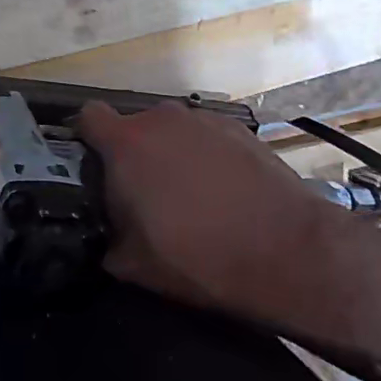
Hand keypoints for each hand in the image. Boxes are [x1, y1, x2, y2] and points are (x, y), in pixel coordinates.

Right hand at [77, 100, 357, 323]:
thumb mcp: (134, 264)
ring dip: (170, 152)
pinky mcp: (242, 131)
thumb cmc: (200, 256)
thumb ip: (106, 241)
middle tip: (143, 192)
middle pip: (132, 124)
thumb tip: (104, 240)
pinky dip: (207, 156)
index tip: (94, 165)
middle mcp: (161, 120)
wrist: (294, 254)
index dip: (86, 137)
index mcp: (125, 144)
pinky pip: (206, 137)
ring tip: (189, 193)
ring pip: (171, 130)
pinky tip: (224, 191)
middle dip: (133, 151)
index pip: (87, 116)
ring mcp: (204, 121)